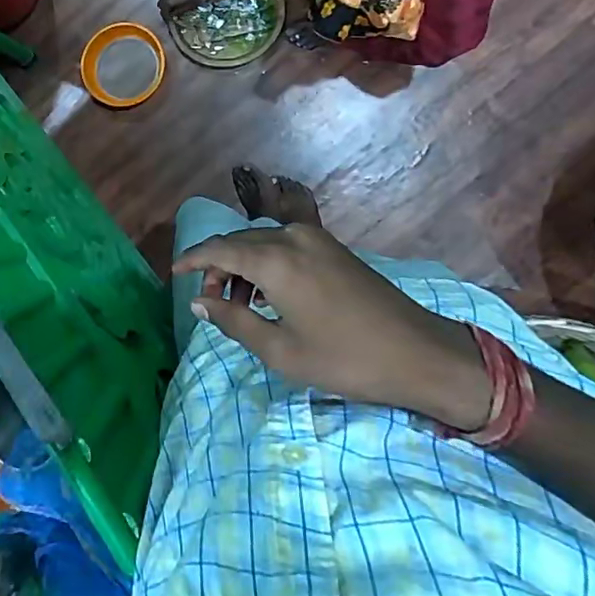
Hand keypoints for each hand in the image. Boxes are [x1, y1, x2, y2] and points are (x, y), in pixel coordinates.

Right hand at [158, 0, 215, 17]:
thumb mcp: (185, 9)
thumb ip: (176, 14)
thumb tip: (171, 18)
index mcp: (166, 2)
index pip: (163, 13)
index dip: (167, 19)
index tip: (170, 24)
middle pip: (161, 6)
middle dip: (165, 12)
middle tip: (170, 17)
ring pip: (163, 0)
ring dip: (166, 5)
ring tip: (172, 10)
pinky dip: (168, 0)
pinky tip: (174, 2)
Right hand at [173, 225, 490, 428]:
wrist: (420, 354)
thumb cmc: (345, 358)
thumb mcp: (281, 350)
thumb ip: (232, 321)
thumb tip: (199, 302)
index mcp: (274, 259)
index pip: (218, 248)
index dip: (192, 259)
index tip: (174, 273)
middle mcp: (291, 237)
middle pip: (238, 241)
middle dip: (216, 265)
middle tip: (208, 299)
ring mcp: (315, 238)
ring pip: (261, 240)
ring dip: (241, 263)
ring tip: (237, 301)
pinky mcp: (333, 246)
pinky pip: (284, 243)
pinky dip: (266, 260)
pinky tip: (268, 291)